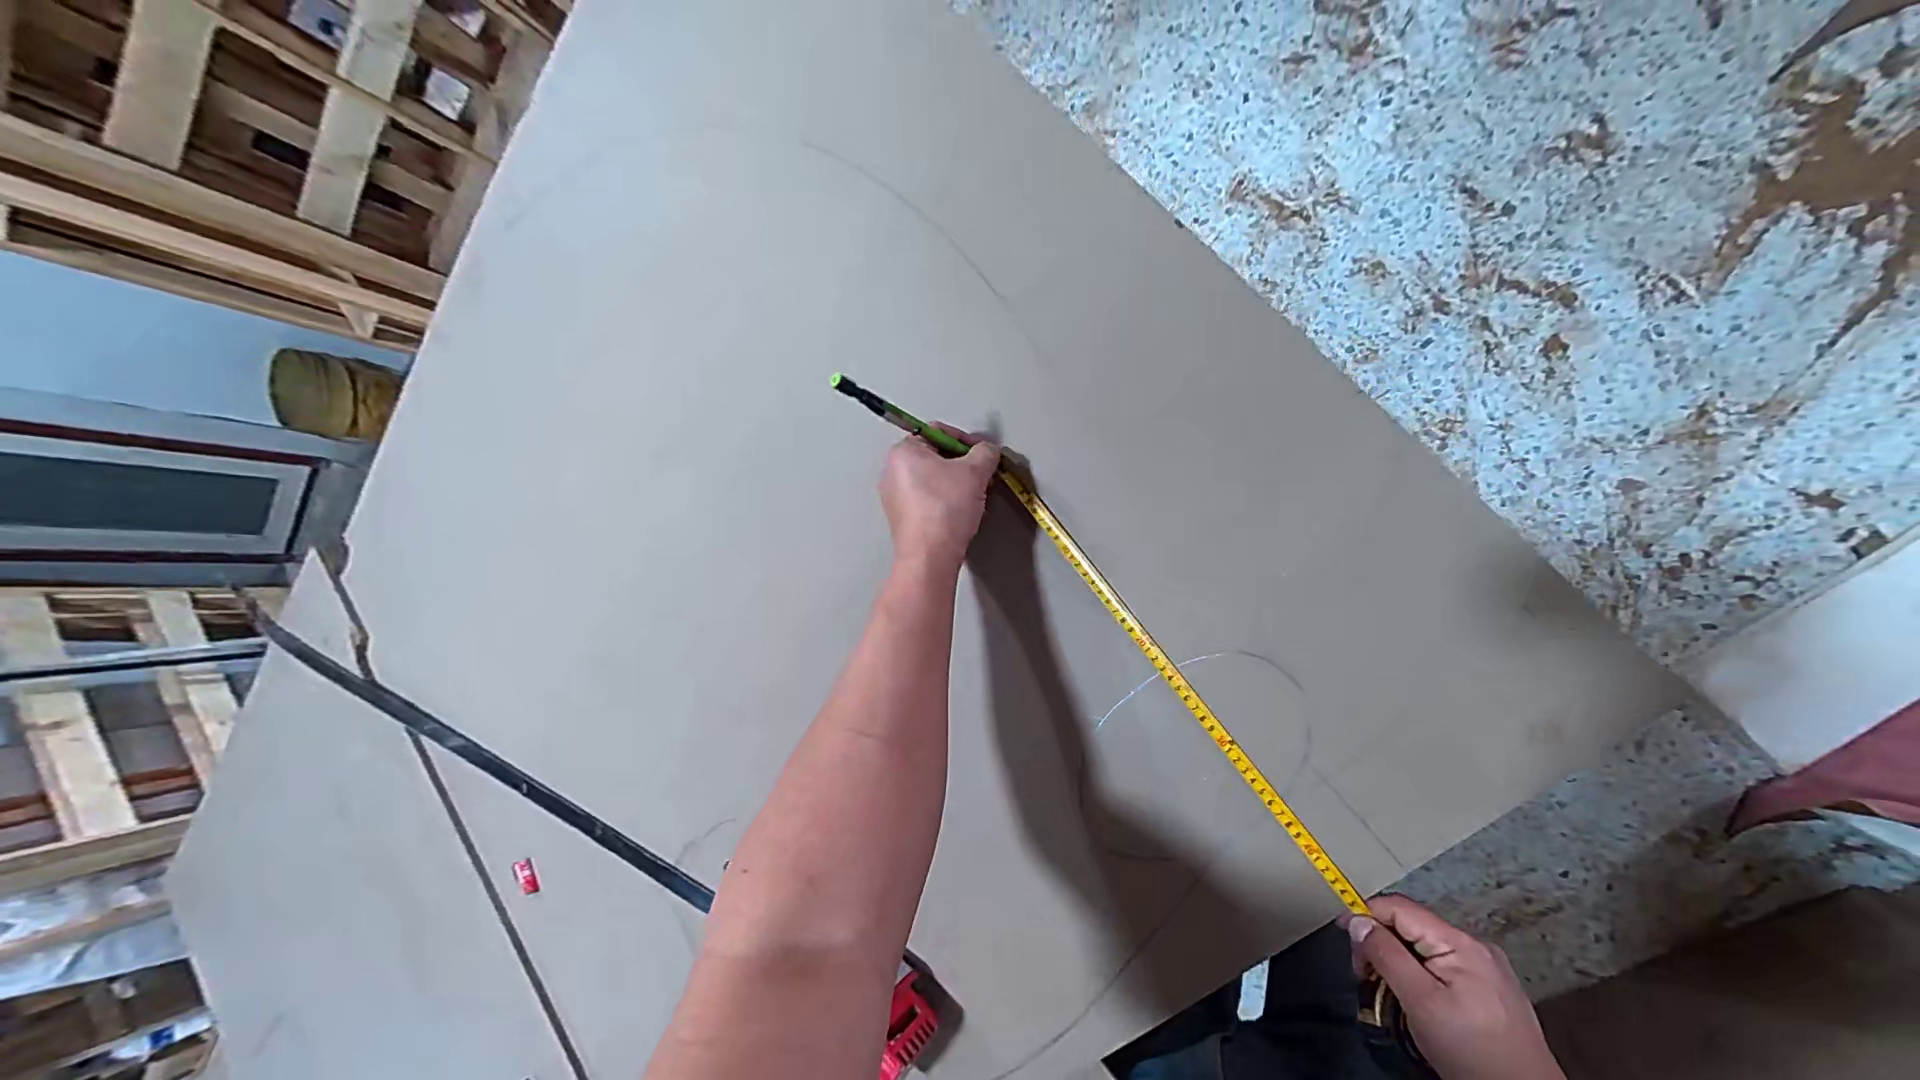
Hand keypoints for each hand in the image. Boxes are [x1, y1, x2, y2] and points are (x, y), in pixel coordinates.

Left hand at [878, 426, 1000, 571]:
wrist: (930, 555)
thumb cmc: (945, 510)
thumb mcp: (975, 472)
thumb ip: (985, 452)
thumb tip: (988, 451)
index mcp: (903, 451)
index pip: (938, 432)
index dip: (966, 440)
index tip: (983, 453)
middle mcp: (892, 471)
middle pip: (935, 456)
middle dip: (962, 464)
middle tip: (981, 475)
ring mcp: (894, 496)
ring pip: (933, 478)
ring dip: (956, 483)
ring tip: (973, 496)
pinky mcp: (902, 517)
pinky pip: (927, 498)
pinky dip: (945, 500)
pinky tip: (960, 513)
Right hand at [1348, 895, 1565, 1079]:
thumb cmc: (1474, 1053)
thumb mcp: (1420, 1002)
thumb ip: (1386, 955)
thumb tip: (1358, 921)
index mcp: (1460, 943)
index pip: (1398, 907)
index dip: (1365, 914)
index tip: (1344, 934)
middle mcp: (1476, 947)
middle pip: (1410, 925)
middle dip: (1380, 943)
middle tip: (1365, 974)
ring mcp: (1487, 967)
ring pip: (1424, 946)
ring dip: (1397, 960)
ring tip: (1389, 990)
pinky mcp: (1490, 987)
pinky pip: (1441, 964)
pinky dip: (1419, 973)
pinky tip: (1416, 997)